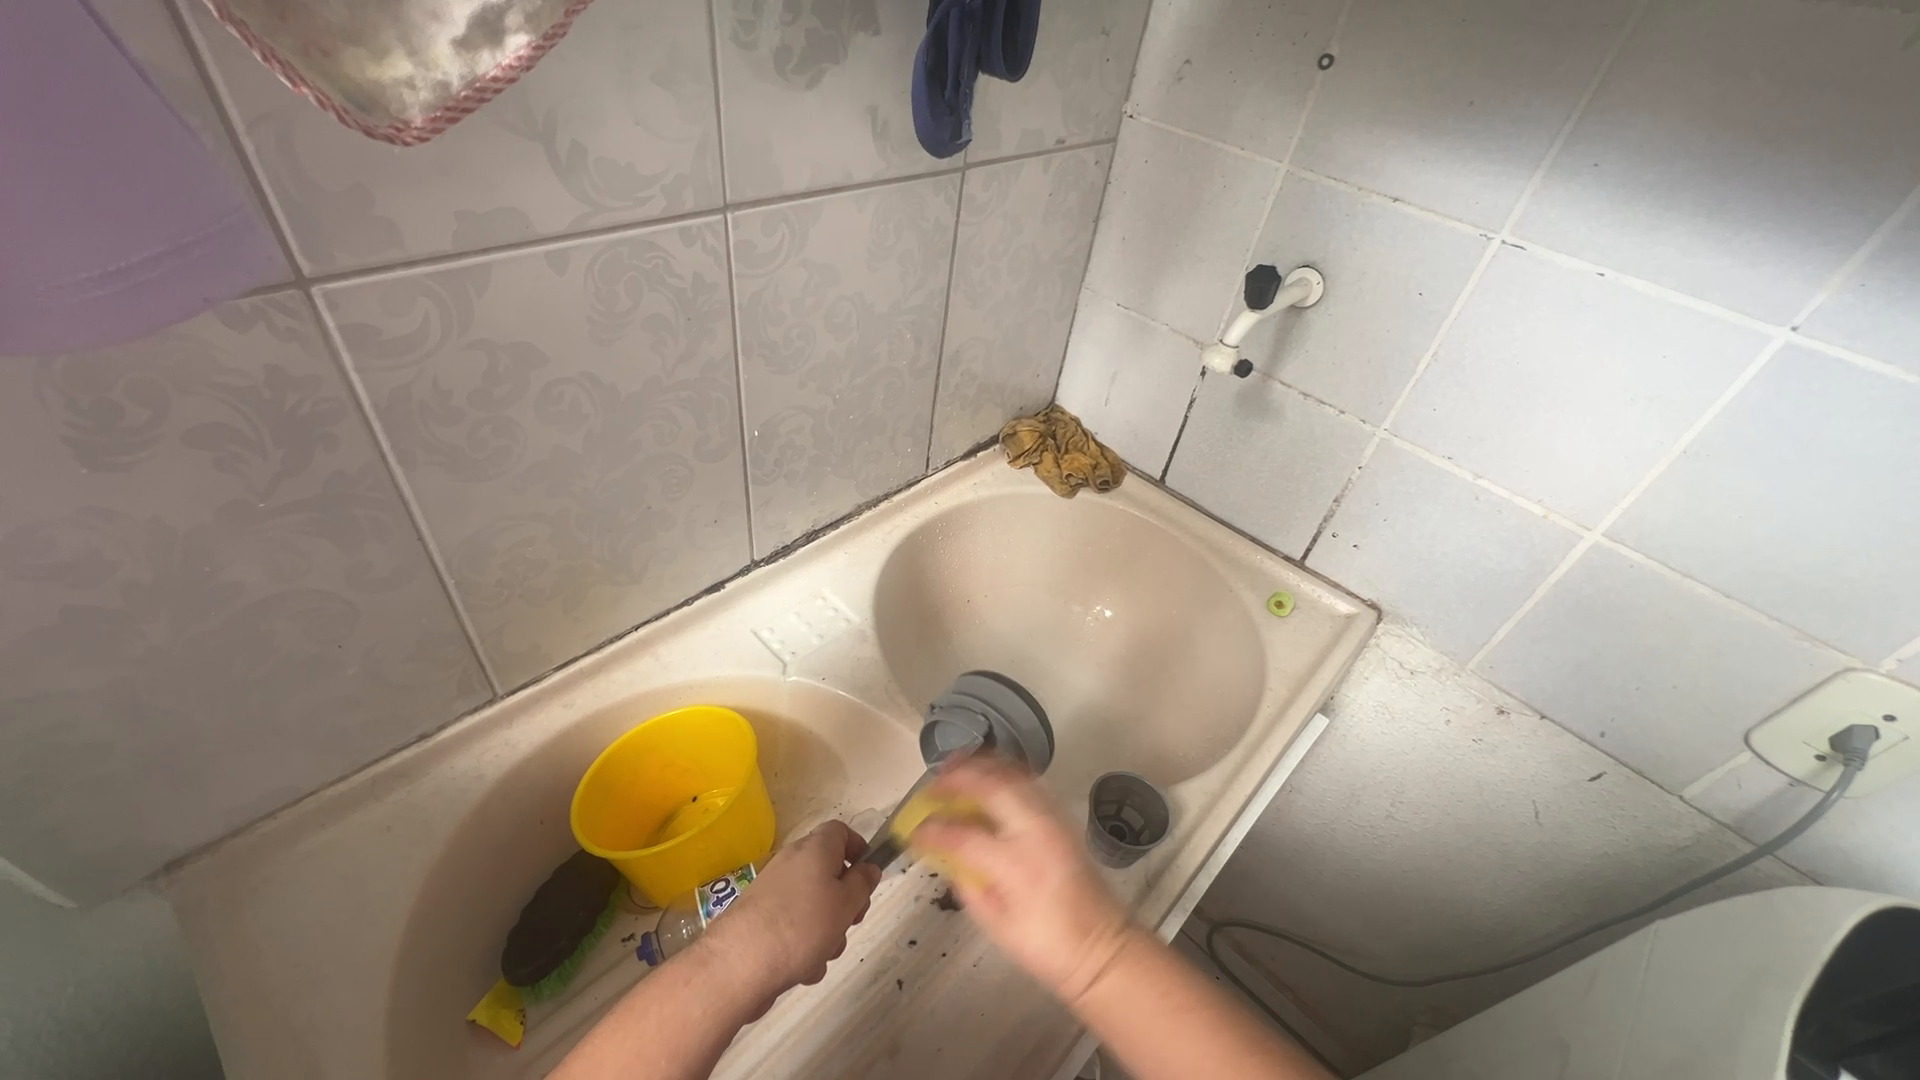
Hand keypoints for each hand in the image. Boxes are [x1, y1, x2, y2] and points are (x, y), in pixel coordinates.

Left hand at [698, 819, 881, 1005]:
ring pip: (813, 905)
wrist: (739, 964)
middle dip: (845, 902)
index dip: (858, 849)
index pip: (840, 831)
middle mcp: (791, 863)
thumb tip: (868, 867)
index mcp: (814, 849)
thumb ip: (863, 883)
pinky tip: (802, 969)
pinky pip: (793, 927)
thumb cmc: (803, 925)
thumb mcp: (846, 903)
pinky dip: (803, 945)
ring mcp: (772, 892)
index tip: (867, 877)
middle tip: (851, 923)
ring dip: (826, 931)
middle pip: (828, 873)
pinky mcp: (760, 921)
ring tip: (823, 955)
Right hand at [911, 757, 1135, 1004]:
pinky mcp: (1063, 819)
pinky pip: (1030, 783)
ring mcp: (1053, 820)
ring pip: (1014, 776)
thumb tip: (949, 858)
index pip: (963, 835)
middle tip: (935, 783)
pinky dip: (1006, 773)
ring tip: (958, 767)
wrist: (1102, 947)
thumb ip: (968, 886)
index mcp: (1014, 864)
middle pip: (991, 786)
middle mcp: (1035, 832)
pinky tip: (990, 777)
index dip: (933, 831)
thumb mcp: (996, 925)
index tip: (914, 831)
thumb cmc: (1047, 945)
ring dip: (982, 766)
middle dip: (957, 778)